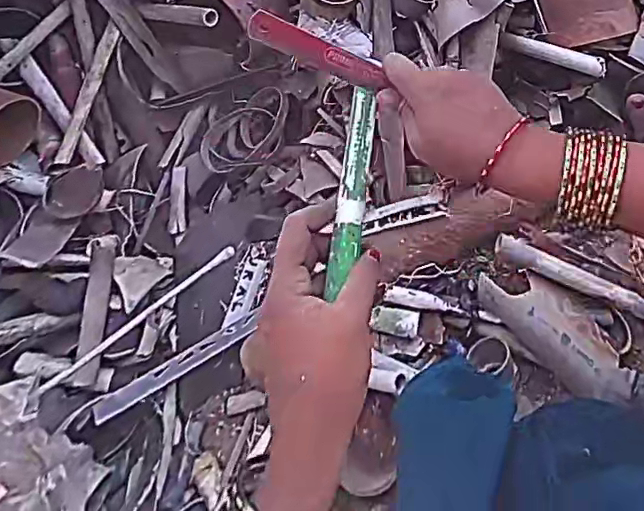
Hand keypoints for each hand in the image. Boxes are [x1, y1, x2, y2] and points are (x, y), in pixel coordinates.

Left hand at [241, 203, 382, 510]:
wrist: (314, 437)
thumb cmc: (324, 386)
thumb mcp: (353, 316)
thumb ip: (362, 276)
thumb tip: (368, 254)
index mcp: (283, 294)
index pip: (295, 231)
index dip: (324, 213)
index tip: (347, 207)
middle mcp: (275, 307)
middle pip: (302, 254)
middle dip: (335, 246)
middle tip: (362, 247)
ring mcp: (280, 325)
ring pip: (309, 279)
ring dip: (337, 273)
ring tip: (363, 280)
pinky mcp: (291, 341)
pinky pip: (311, 303)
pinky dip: (333, 295)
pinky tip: (354, 306)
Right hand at [380, 54, 522, 182]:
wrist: (506, 151)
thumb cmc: (465, 152)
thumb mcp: (417, 143)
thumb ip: (398, 116)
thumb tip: (388, 102)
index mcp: (422, 87)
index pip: (392, 64)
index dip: (385, 76)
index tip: (384, 88)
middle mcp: (444, 75)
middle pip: (417, 76)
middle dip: (414, 95)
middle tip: (416, 122)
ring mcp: (464, 76)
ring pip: (439, 82)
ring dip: (436, 98)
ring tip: (443, 126)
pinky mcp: (481, 82)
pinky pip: (459, 86)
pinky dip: (456, 99)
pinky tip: (461, 122)